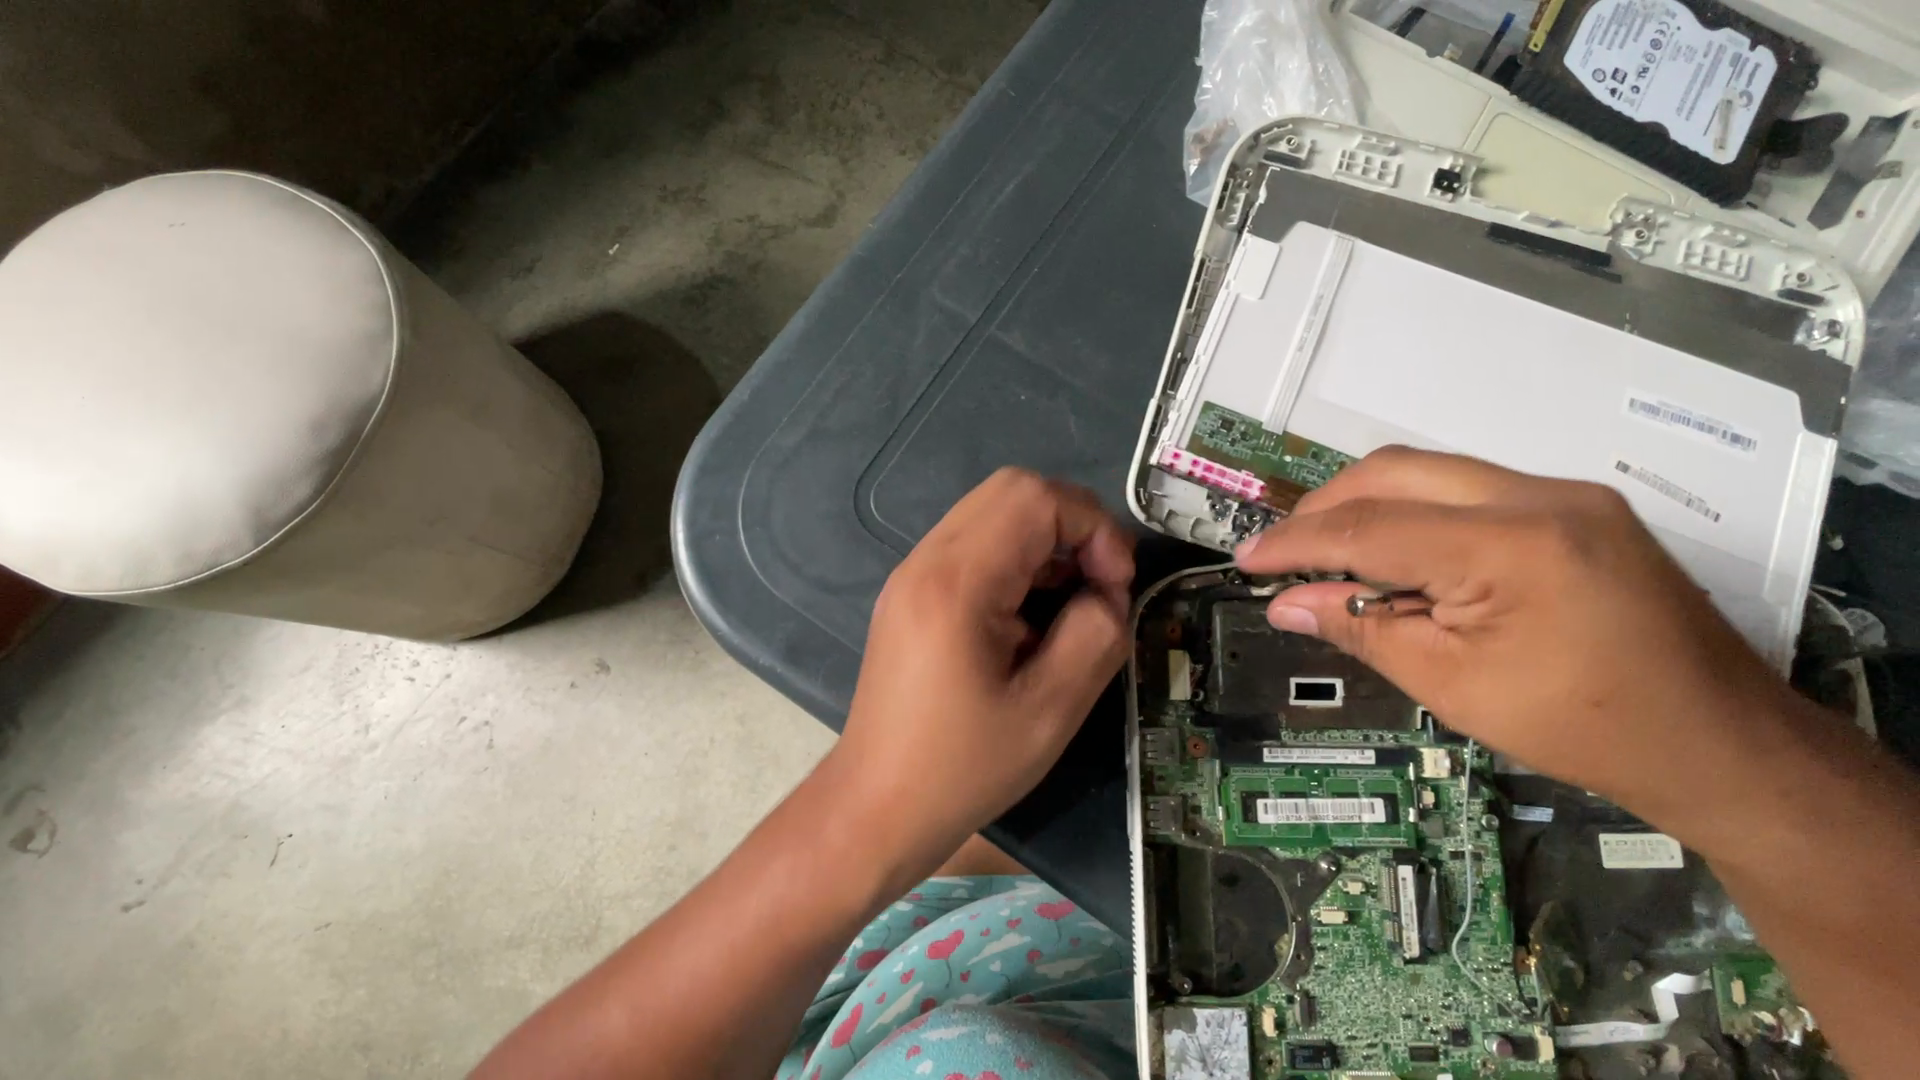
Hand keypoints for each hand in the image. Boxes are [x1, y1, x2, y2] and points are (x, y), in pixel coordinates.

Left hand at [829, 468, 1135, 875]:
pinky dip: (1017, 561)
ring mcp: (912, 574)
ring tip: (1070, 605)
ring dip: (1046, 544)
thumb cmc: (962, 768)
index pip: (1035, 497)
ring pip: (993, 513)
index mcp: (956, 581)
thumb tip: (1108, 593)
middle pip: (1013, 490)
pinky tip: (1031, 617)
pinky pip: (974, 546)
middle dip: (1073, 526)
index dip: (1093, 527)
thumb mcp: (1050, 711)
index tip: (1116, 586)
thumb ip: (1095, 634)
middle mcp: (926, 560)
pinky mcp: (911, 594)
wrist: (877, 806)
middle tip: (1099, 587)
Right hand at [1233, 446, 1797, 811]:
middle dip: (1326, 505)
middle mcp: (1540, 496)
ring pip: (1431, 471)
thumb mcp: (1454, 686)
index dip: (1297, 542)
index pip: (1371, 527)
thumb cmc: (1583, 727)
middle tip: (1283, 551)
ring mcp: (1565, 494)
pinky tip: (1398, 558)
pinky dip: (1414, 514)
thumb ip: (1363, 631)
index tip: (1246, 559)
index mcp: (1511, 545)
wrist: (1720, 741)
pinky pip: (1469, 490)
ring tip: (1329, 554)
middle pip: (1396, 471)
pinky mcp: (1577, 507)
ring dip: (1368, 504)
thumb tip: (1285, 603)